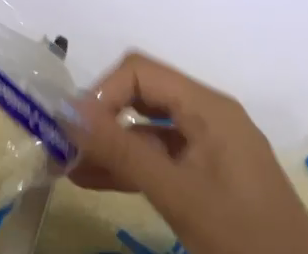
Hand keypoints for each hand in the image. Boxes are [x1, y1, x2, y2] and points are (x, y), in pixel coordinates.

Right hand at [70, 53, 307, 253]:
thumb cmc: (242, 235)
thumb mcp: (175, 192)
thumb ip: (120, 149)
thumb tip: (65, 108)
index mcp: (208, 107)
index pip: (140, 72)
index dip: (103, 92)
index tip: (77, 128)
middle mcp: (210, 116)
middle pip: (142, 96)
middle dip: (101, 117)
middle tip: (66, 143)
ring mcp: (213, 148)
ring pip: (148, 130)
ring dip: (110, 145)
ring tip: (69, 166)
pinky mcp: (213, 177)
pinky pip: (162, 157)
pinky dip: (130, 166)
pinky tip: (94, 181)